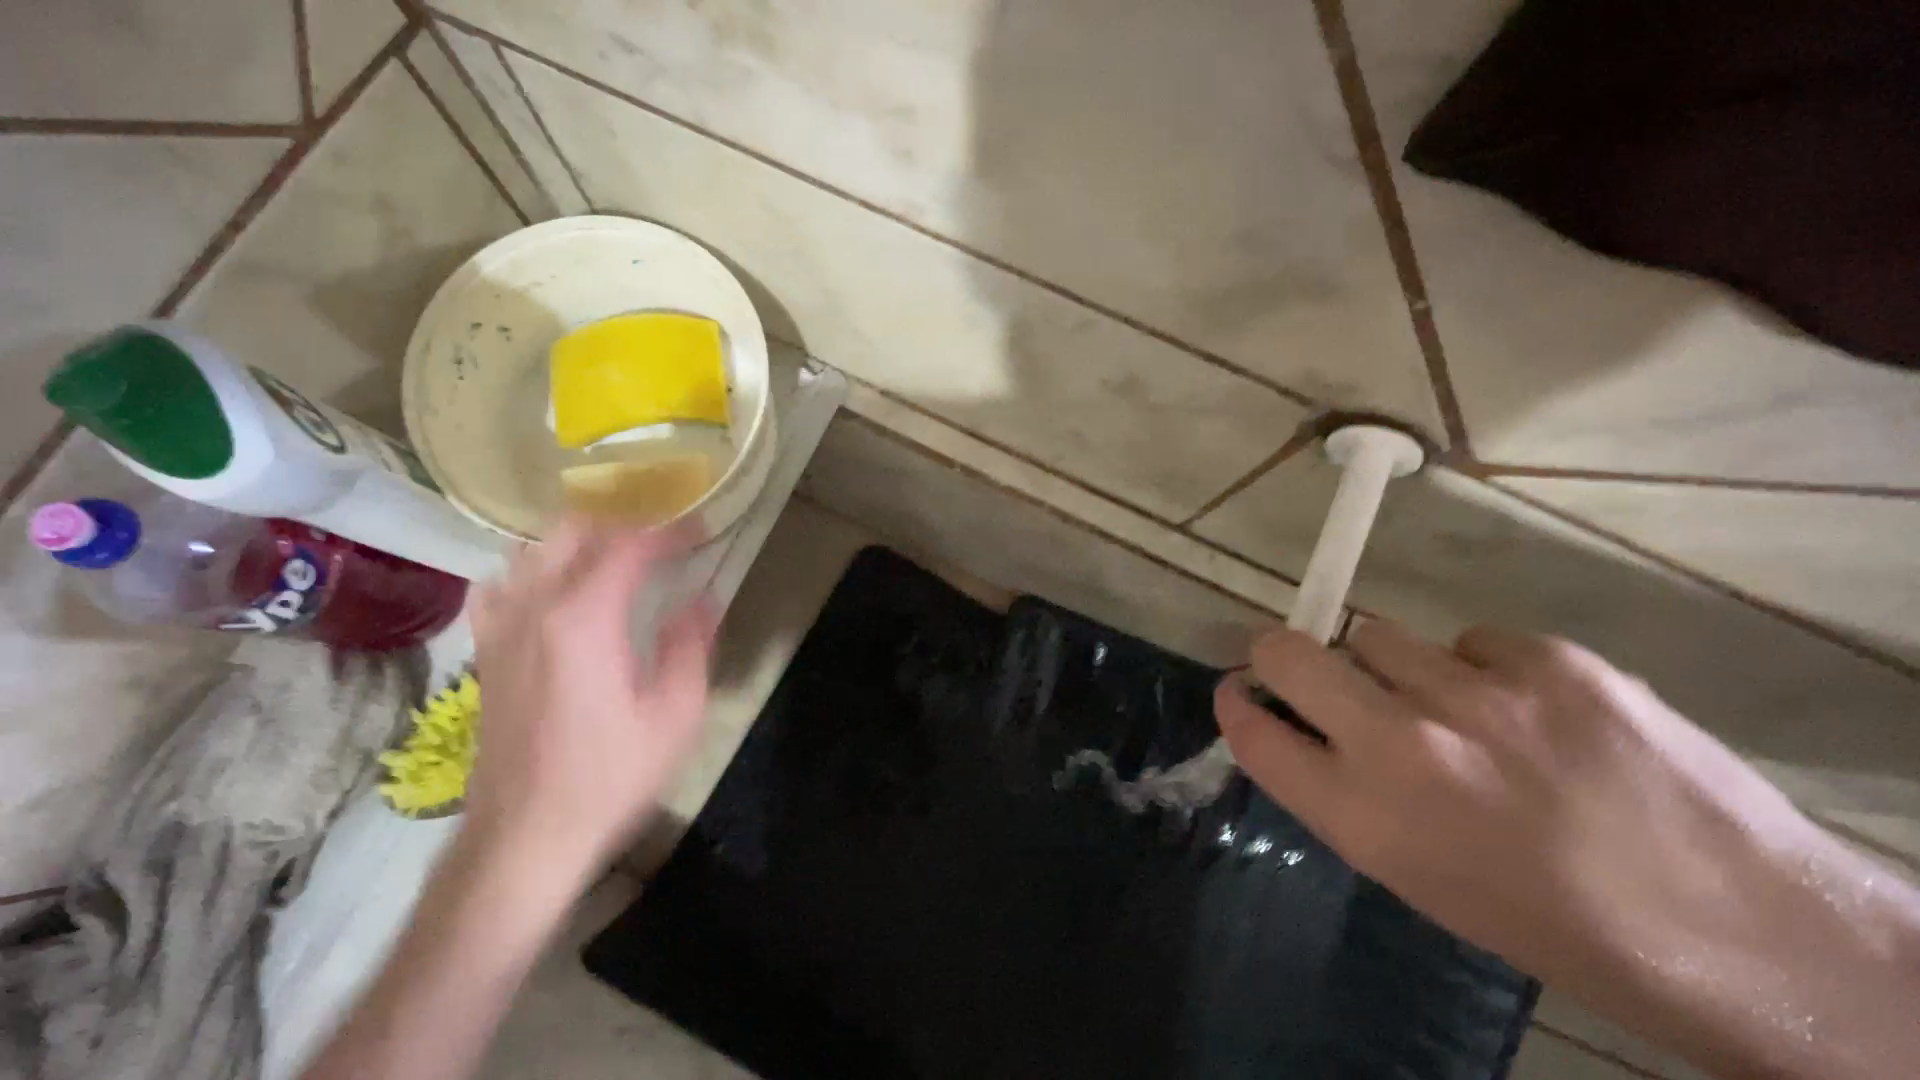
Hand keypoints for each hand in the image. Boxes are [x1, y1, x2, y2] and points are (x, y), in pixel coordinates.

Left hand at [464, 518, 714, 875]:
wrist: (526, 834)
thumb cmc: (611, 776)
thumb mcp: (676, 715)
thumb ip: (692, 644)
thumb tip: (702, 598)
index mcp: (586, 617)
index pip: (630, 544)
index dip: (671, 531)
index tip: (702, 534)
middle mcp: (536, 607)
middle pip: (574, 530)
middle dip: (623, 526)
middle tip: (662, 547)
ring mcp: (501, 627)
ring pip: (533, 550)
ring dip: (578, 545)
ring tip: (614, 565)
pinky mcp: (485, 651)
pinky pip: (499, 587)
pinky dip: (529, 575)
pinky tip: (549, 595)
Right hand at [1216, 620, 1919, 1079]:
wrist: (1733, 926)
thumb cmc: (1551, 923)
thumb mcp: (1421, 879)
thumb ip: (1350, 797)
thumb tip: (1313, 732)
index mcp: (1364, 817)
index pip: (1254, 730)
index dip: (1237, 701)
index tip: (1240, 689)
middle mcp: (1401, 744)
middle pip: (1289, 653)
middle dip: (1280, 652)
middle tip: (1300, 663)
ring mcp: (1477, 692)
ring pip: (1382, 635)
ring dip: (1394, 666)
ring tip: (1452, 704)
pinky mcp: (1549, 660)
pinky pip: (1475, 640)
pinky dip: (1484, 668)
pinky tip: (1532, 710)